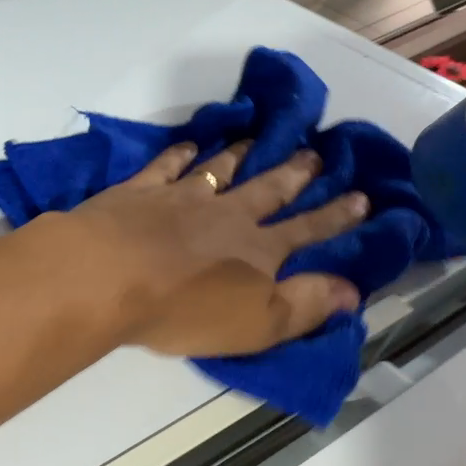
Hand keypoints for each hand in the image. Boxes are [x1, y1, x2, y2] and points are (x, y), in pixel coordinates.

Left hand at [48, 141, 368, 356]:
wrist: (105, 273)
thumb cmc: (180, 310)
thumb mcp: (255, 325)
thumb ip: (303, 305)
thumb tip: (351, 288)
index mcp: (257, 250)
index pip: (306, 231)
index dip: (336, 216)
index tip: (361, 196)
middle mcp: (224, 214)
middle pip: (267, 190)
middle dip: (294, 174)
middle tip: (314, 153)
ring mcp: (179, 196)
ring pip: (219, 169)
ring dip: (240, 156)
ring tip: (257, 141)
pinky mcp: (138, 190)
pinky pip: (166, 165)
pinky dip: (180, 153)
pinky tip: (189, 146)